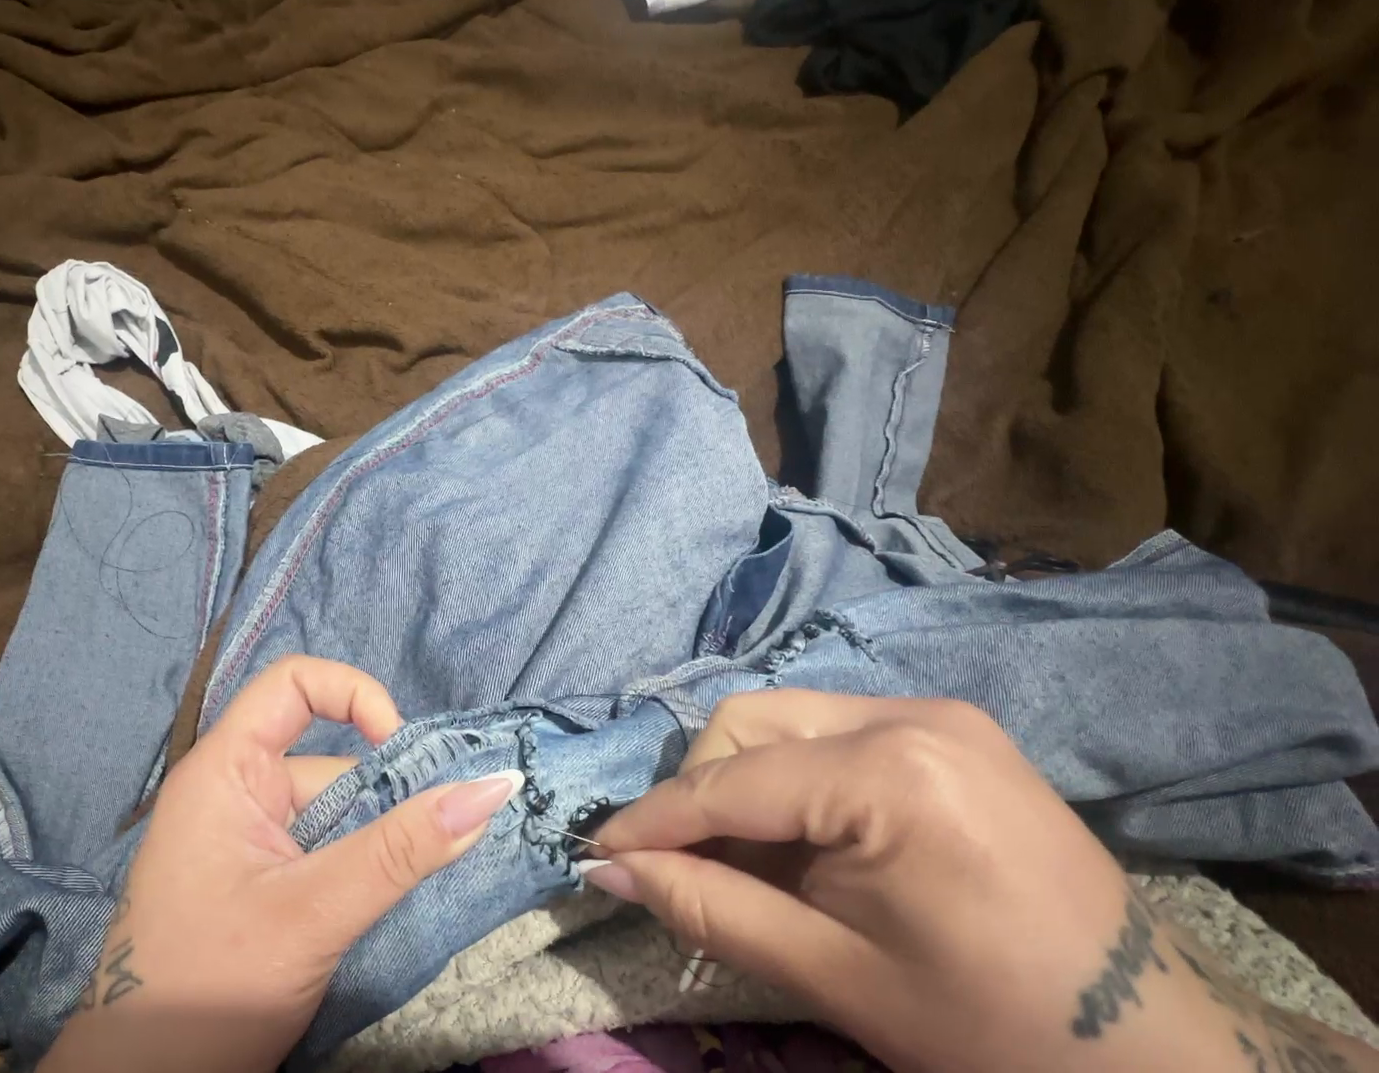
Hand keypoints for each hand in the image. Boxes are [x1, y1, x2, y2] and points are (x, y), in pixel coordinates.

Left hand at [39, 655, 522, 1072]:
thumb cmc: (210, 987)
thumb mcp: (315, 912)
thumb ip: (404, 850)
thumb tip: (495, 786)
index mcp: (225, 771)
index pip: (293, 684)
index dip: (355, 695)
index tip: (400, 751)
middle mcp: (234, 791)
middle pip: (328, 759)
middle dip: (382, 800)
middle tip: (428, 848)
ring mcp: (245, 838)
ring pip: (333, 812)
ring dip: (375, 844)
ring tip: (396, 891)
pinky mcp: (258, 878)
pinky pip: (322, 848)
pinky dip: (357, 868)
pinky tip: (375, 903)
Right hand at [580, 690, 1284, 1072]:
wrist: (1154, 1055)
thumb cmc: (990, 1030)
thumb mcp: (830, 974)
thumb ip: (707, 908)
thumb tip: (608, 868)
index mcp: (893, 774)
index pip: (732, 782)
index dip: (654, 819)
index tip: (598, 851)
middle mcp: (911, 714)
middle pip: (750, 722)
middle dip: (699, 790)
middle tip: (681, 863)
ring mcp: (937, 713)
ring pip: (785, 718)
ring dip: (741, 779)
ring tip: (744, 856)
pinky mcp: (951, 729)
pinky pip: (831, 731)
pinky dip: (791, 776)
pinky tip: (801, 837)